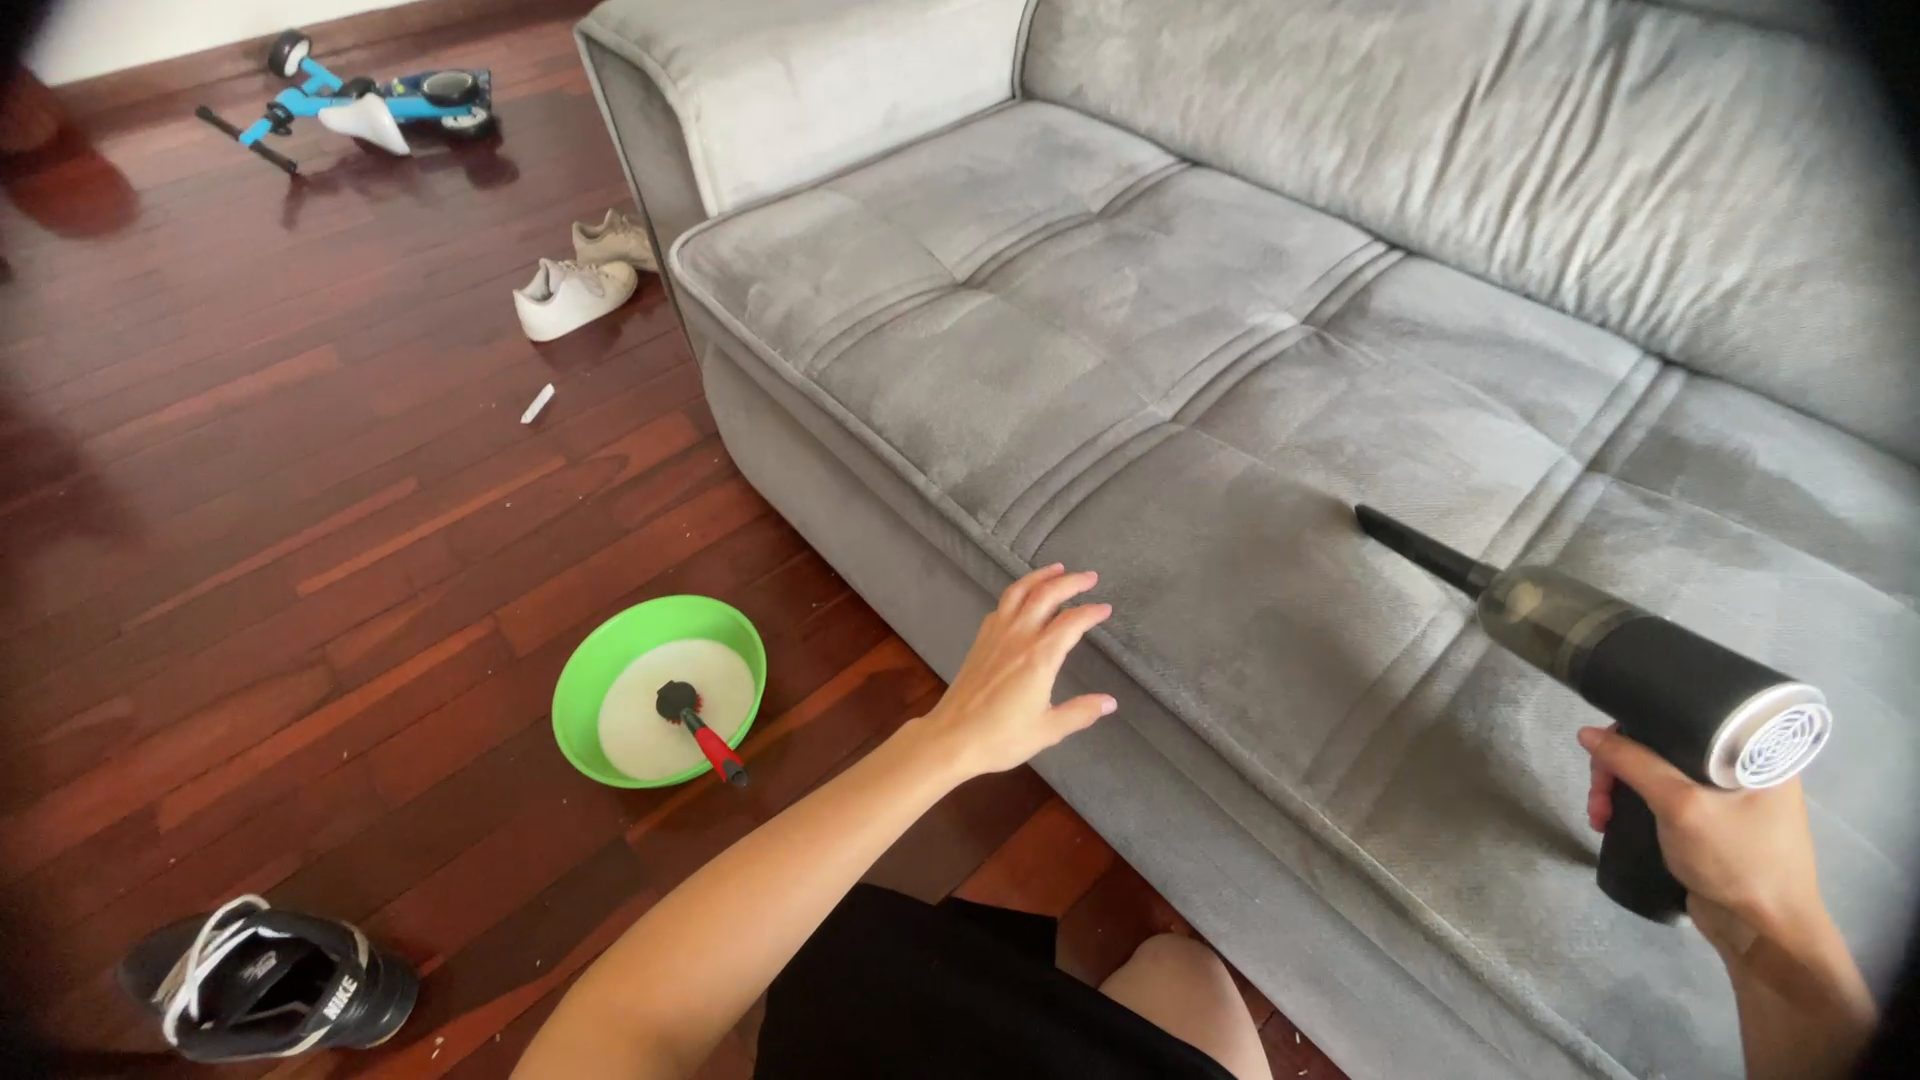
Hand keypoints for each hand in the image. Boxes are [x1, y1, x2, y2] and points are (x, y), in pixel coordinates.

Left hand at [918, 564, 1115, 778]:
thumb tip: (1110, 702)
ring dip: (1040, 577)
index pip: (1071, 623)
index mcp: (1039, 657)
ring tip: (1057, 569)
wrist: (952, 737)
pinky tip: (1022, 599)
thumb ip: (1080, 712)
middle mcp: (1018, 637)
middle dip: (1070, 582)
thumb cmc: (1001, 737)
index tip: (1105, 609)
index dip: (1091, 613)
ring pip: (1019, 592)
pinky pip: (1001, 606)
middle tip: (1089, 577)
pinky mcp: (980, 640)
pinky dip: (1017, 593)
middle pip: (1046, 595)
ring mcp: (996, 635)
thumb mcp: (1048, 730)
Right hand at [1580, 725, 1824, 944]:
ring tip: (1599, 816)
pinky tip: (1611, 822)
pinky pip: (1657, 799)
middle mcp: (1741, 772)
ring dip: (1616, 791)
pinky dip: (1629, 807)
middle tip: (1598, 795)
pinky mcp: (1707, 823)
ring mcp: (1725, 800)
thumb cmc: (1737, 861)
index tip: (1608, 754)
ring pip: (1652, 775)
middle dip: (1617, 770)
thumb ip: (1633, 763)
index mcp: (1756, 757)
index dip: (1635, 730)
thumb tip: (1587, 733)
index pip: (1682, 720)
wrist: (1763, 933)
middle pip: (1659, 749)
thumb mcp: (1680, 805)